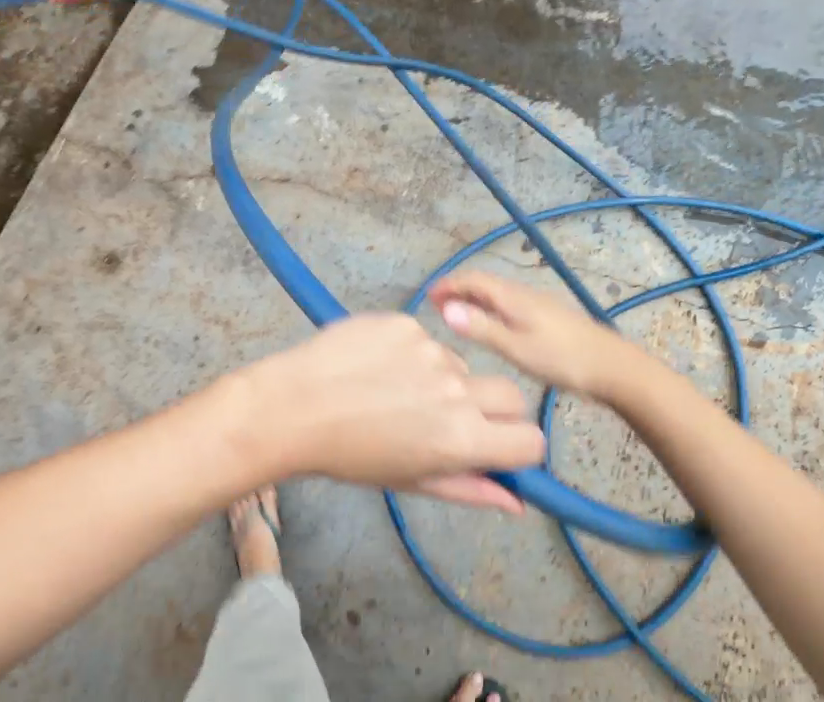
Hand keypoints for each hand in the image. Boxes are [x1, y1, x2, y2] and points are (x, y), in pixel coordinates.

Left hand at [231, 312, 546, 512]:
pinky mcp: (405, 323)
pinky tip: (376, 367)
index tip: (498, 448)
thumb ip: (470, 488)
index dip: (519, 447)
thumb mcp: (409, 479)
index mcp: (461, 438)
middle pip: (510, 395)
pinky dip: (410, 354)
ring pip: (460, 366)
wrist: (292, 405)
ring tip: (393, 392)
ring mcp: (431, 350)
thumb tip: (518, 501)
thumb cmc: (348, 454)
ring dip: (443, 380)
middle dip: (495, 410)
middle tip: (449, 419)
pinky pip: (425, 339)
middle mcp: (456, 390)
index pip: (530, 439)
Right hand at [429, 270, 634, 395]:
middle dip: (458, 289)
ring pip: (498, 293)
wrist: (614, 368)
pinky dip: (490, 308)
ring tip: (457, 315)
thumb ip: (481, 328)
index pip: (473, 279)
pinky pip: (509, 304)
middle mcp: (524, 294)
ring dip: (474, 298)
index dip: (449, 284)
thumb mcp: (516, 348)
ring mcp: (539, 305)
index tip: (427, 296)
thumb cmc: (563, 359)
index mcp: (513, 297)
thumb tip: (445, 309)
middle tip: (436, 304)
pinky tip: (492, 326)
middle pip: (485, 283)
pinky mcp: (549, 318)